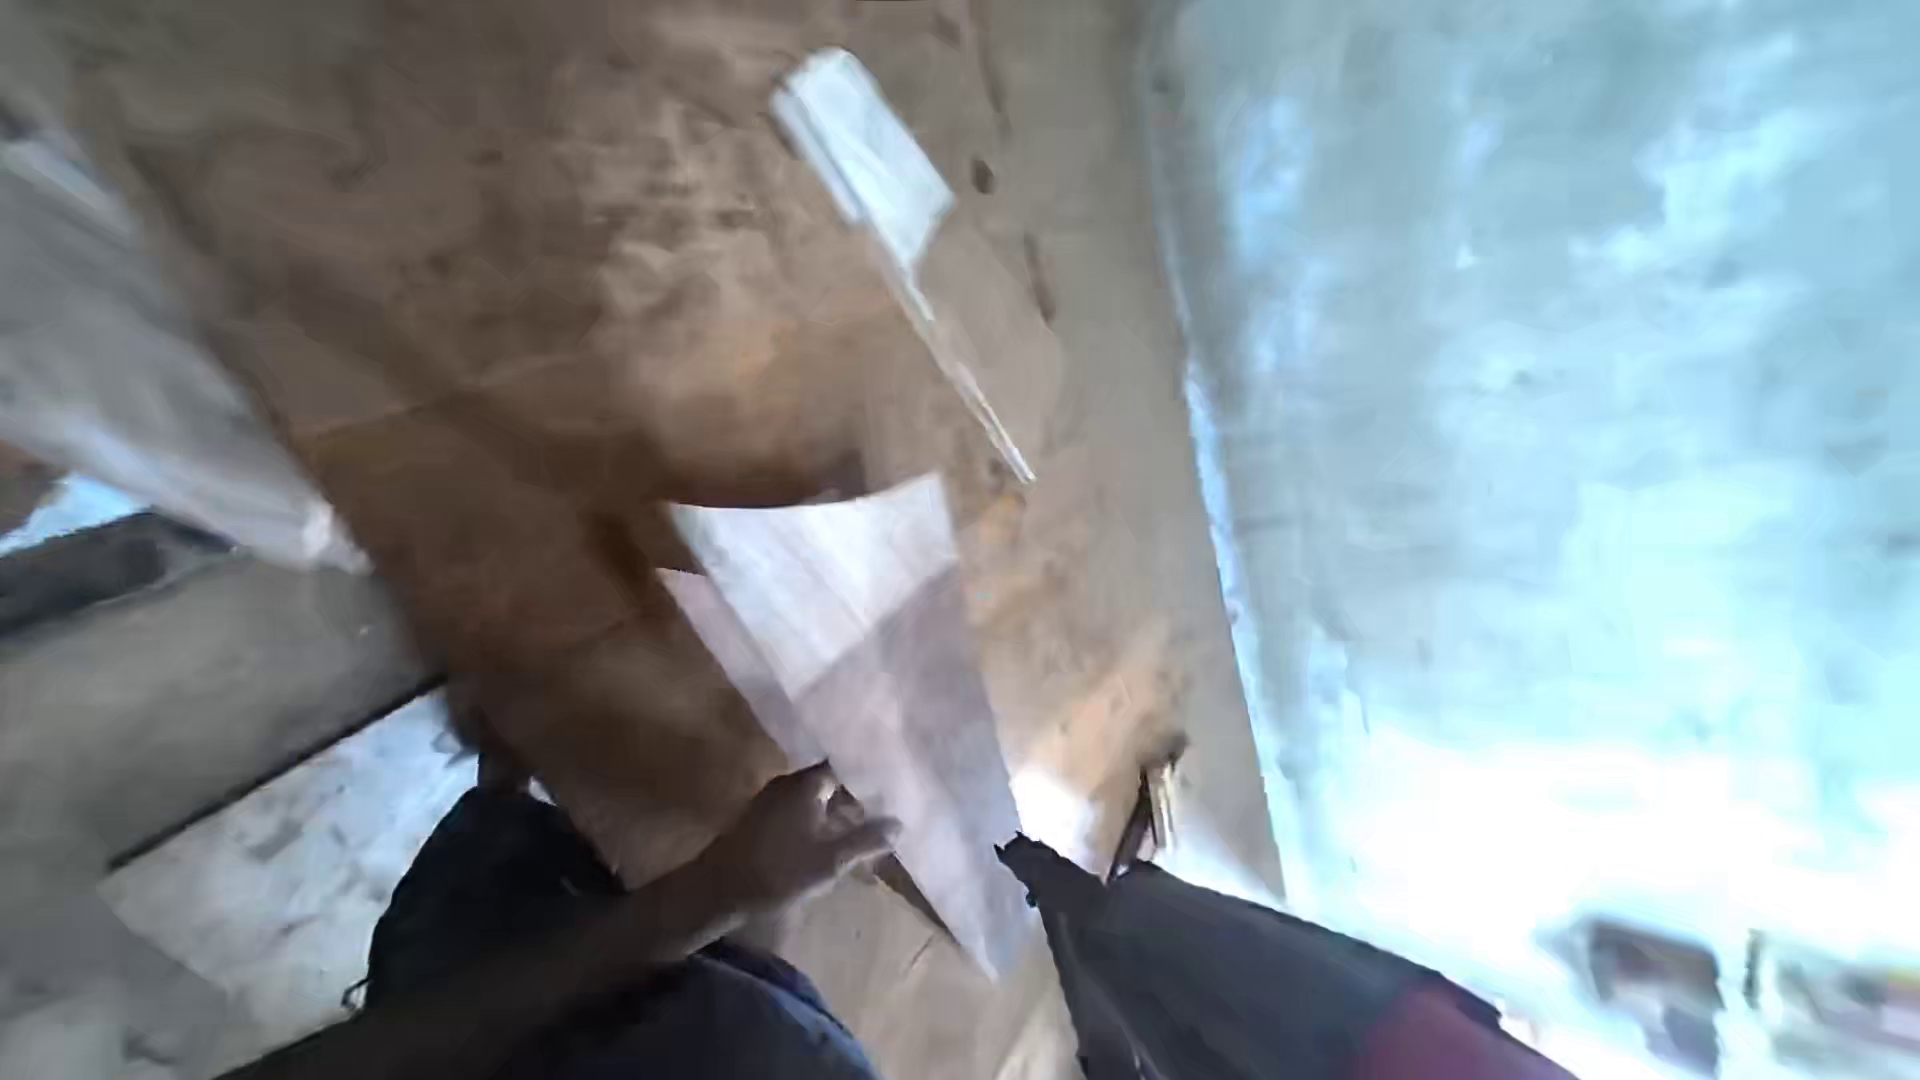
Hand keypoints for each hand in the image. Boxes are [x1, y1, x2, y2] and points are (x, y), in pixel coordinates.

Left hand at [694, 763, 901, 914]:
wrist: (714, 892)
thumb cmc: (777, 870)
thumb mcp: (830, 860)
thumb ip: (866, 840)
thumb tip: (900, 824)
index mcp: (807, 783)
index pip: (846, 766)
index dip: (868, 776)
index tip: (889, 788)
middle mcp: (789, 783)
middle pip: (832, 784)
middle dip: (856, 800)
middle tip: (880, 815)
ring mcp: (772, 800)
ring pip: (815, 800)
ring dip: (836, 815)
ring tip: (860, 834)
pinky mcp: (761, 820)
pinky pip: (800, 813)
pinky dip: (818, 823)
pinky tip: (830, 845)